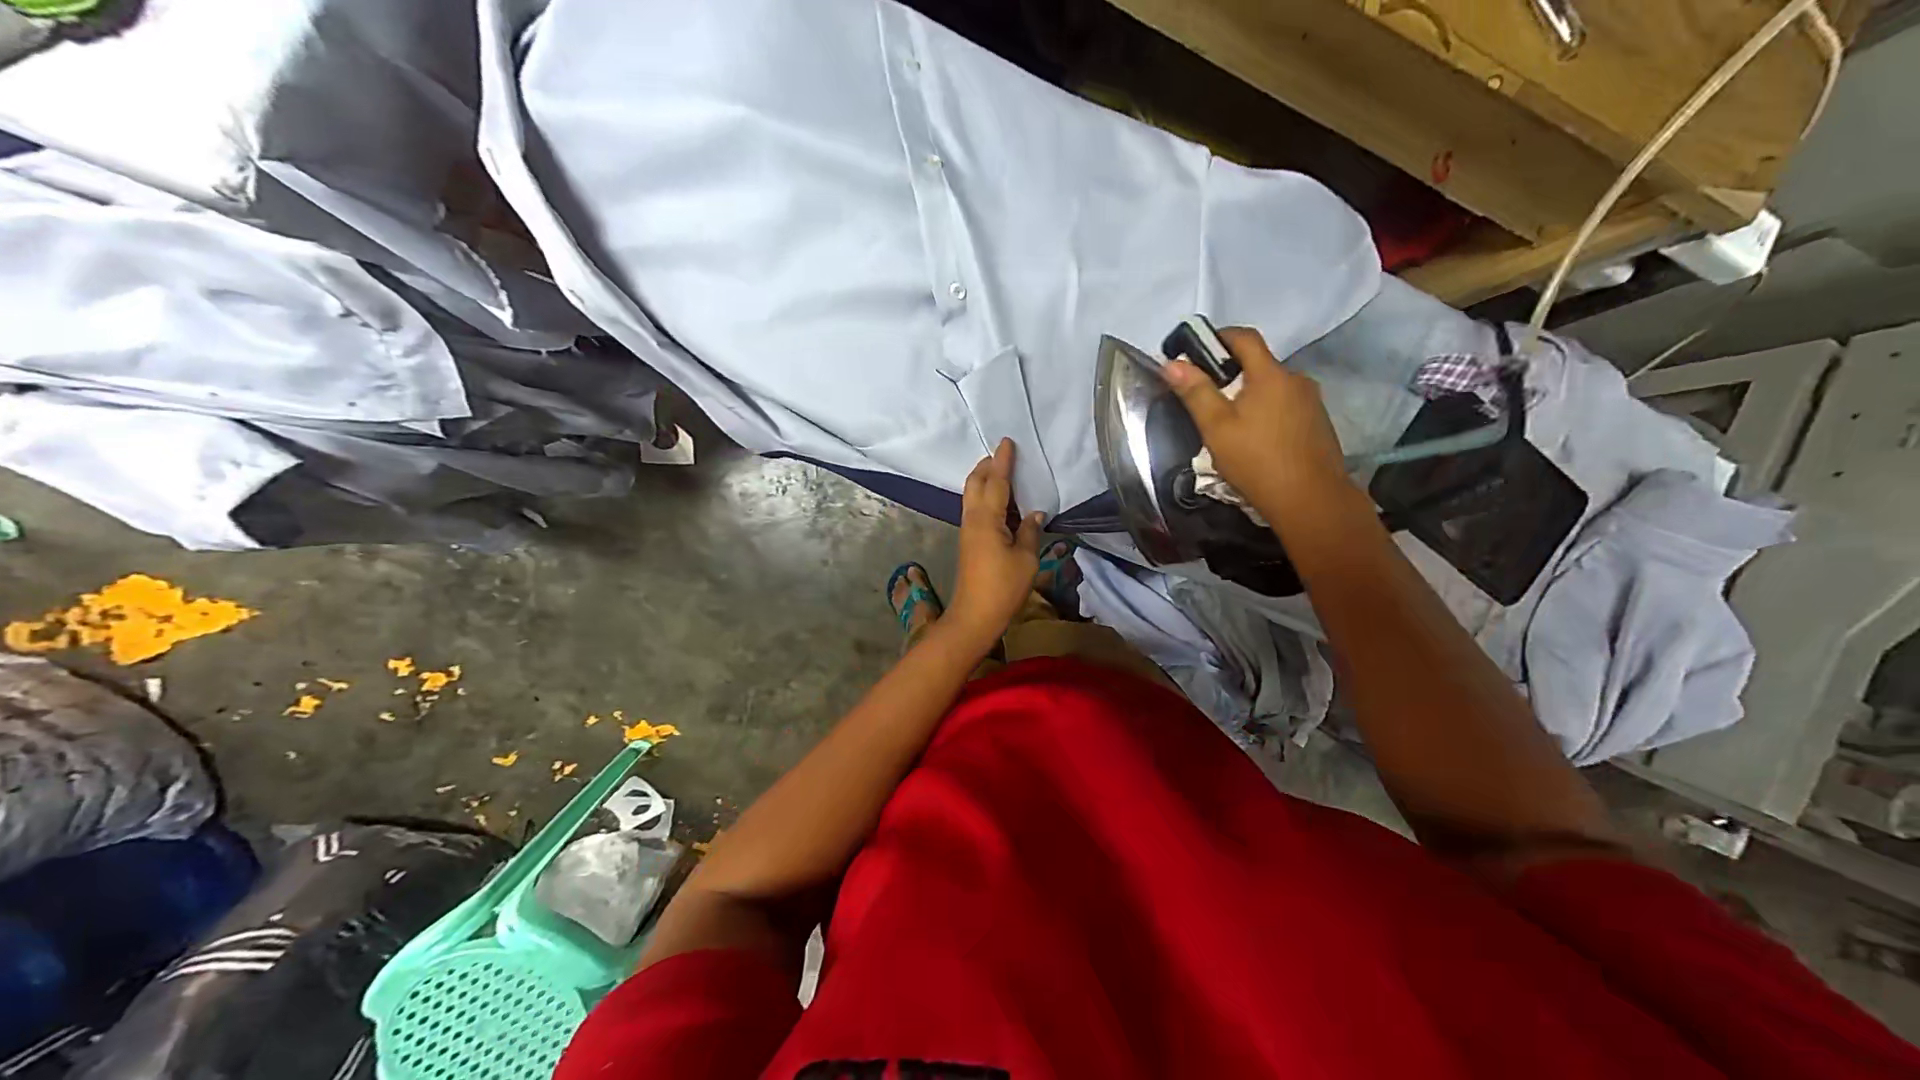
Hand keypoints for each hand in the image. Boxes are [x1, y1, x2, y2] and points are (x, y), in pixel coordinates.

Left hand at [948, 438, 1043, 641]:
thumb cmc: (1003, 587)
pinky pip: (976, 509)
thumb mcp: (1026, 558)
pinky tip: (1002, 503)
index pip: (995, 481)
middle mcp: (972, 519)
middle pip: (975, 483)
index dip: (1002, 461)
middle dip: (987, 466)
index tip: (1007, 441)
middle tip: (1004, 456)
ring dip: (985, 480)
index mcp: (987, 519)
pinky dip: (986, 497)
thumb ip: (1029, 531)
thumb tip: (1034, 513)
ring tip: (1004, 473)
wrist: (975, 615)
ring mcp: (968, 530)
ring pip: (972, 496)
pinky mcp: (969, 542)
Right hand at [1162, 326, 1349, 514]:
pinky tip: (1255, 440)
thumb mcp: (1217, 428)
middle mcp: (1296, 380)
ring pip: (1272, 388)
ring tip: (1229, 425)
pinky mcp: (1318, 424)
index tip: (1195, 352)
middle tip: (1206, 398)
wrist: (1311, 501)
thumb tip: (1172, 362)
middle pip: (1259, 364)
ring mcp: (1311, 402)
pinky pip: (1286, 407)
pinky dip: (1267, 413)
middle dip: (1231, 373)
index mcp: (1271, 375)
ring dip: (1250, 396)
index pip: (1244, 337)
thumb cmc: (1257, 461)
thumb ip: (1195, 392)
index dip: (1218, 337)